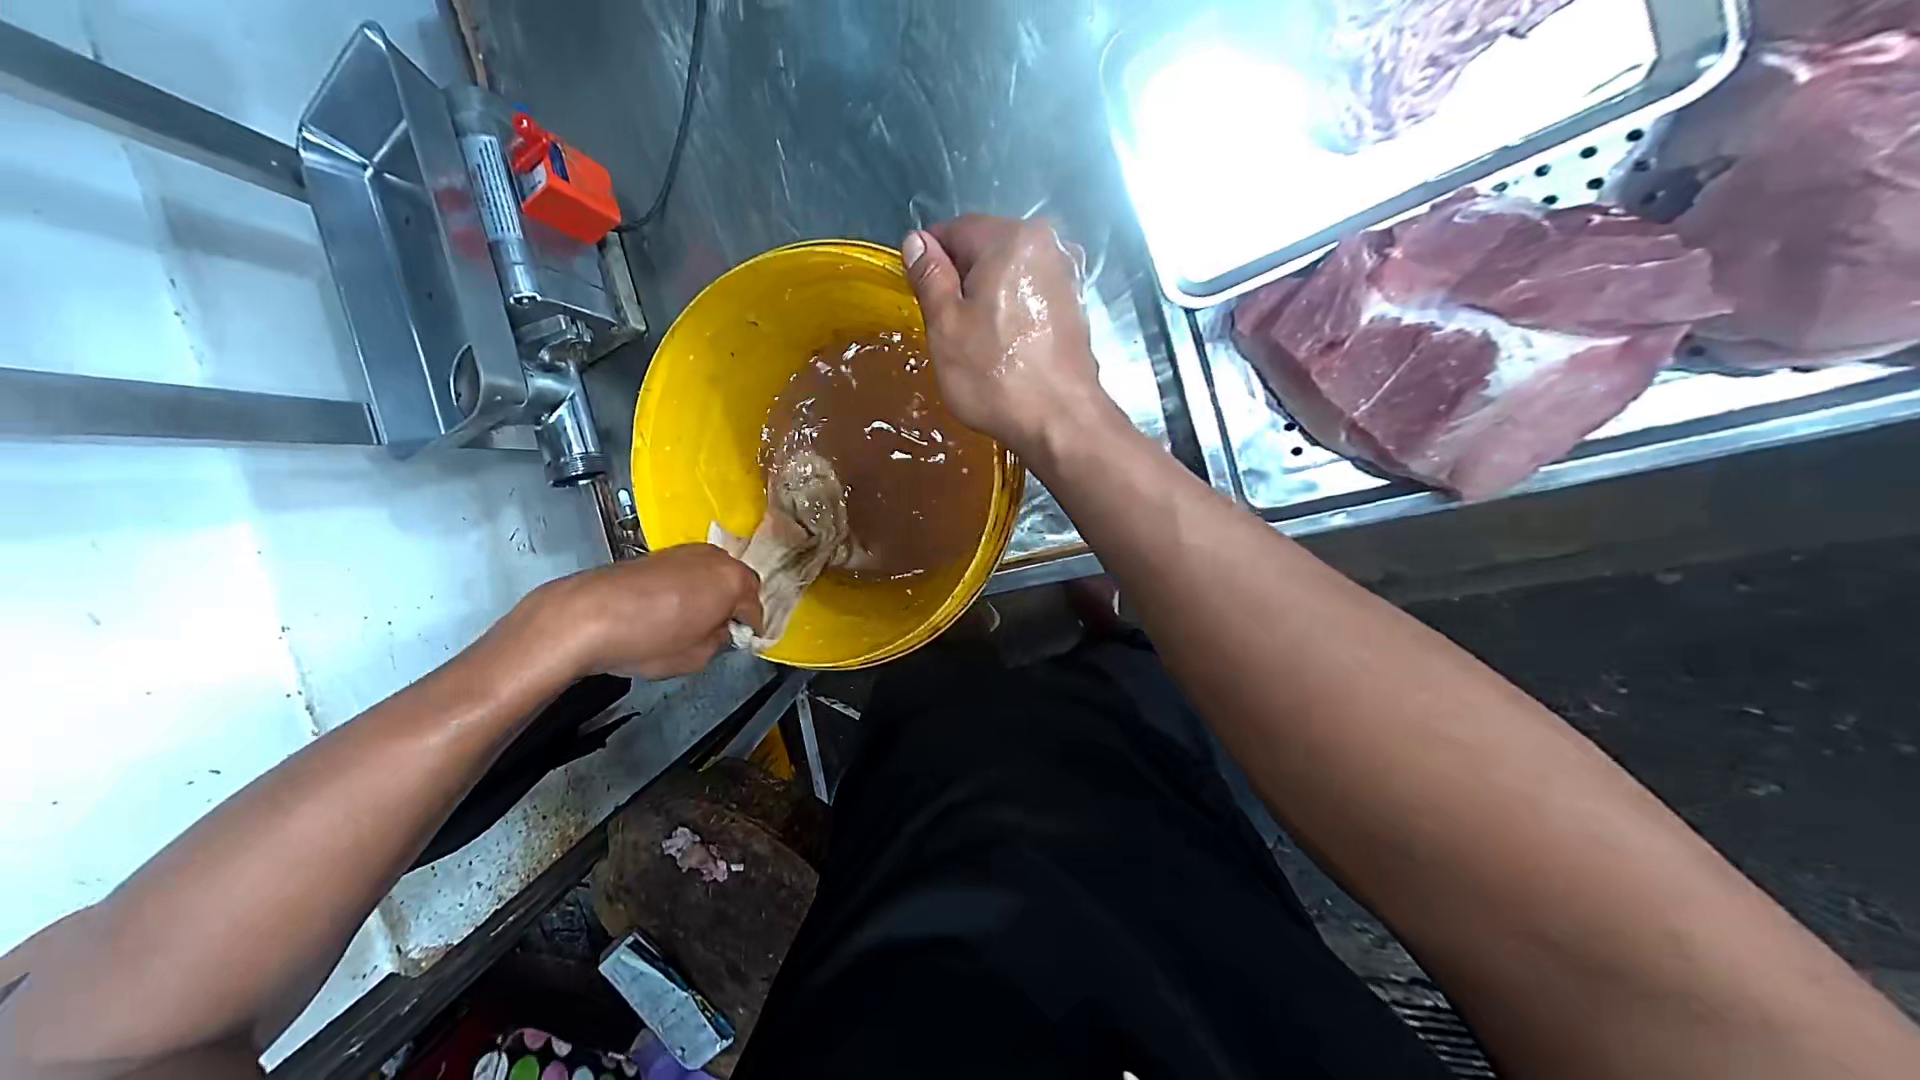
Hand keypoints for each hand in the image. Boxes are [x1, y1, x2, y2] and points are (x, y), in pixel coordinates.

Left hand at [524, 544, 761, 679]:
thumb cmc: (645, 639)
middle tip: (722, 629)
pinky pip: (688, 570)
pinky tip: (670, 608)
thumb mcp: (696, 657)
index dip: (750, 627)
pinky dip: (688, 586)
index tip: (744, 639)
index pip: (755, 607)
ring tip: (693, 619)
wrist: (586, 617)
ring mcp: (686, 552)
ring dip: (710, 592)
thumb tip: (718, 630)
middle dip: (734, 603)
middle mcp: (715, 559)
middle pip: (738, 581)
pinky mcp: (660, 554)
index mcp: (734, 582)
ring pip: (712, 573)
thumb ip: (718, 640)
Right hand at [903, 215, 1122, 460]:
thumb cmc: (996, 374)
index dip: (929, 259)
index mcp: (1013, 239)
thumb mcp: (946, 324)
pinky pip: (1031, 298)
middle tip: (947, 327)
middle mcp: (1049, 246)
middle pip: (987, 249)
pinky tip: (1004, 348)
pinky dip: (1012, 314)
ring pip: (1010, 276)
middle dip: (962, 280)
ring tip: (976, 342)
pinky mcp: (1076, 310)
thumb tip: (916, 241)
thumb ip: (929, 276)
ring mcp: (1068, 278)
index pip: (956, 230)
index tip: (920, 294)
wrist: (1061, 422)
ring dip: (987, 299)